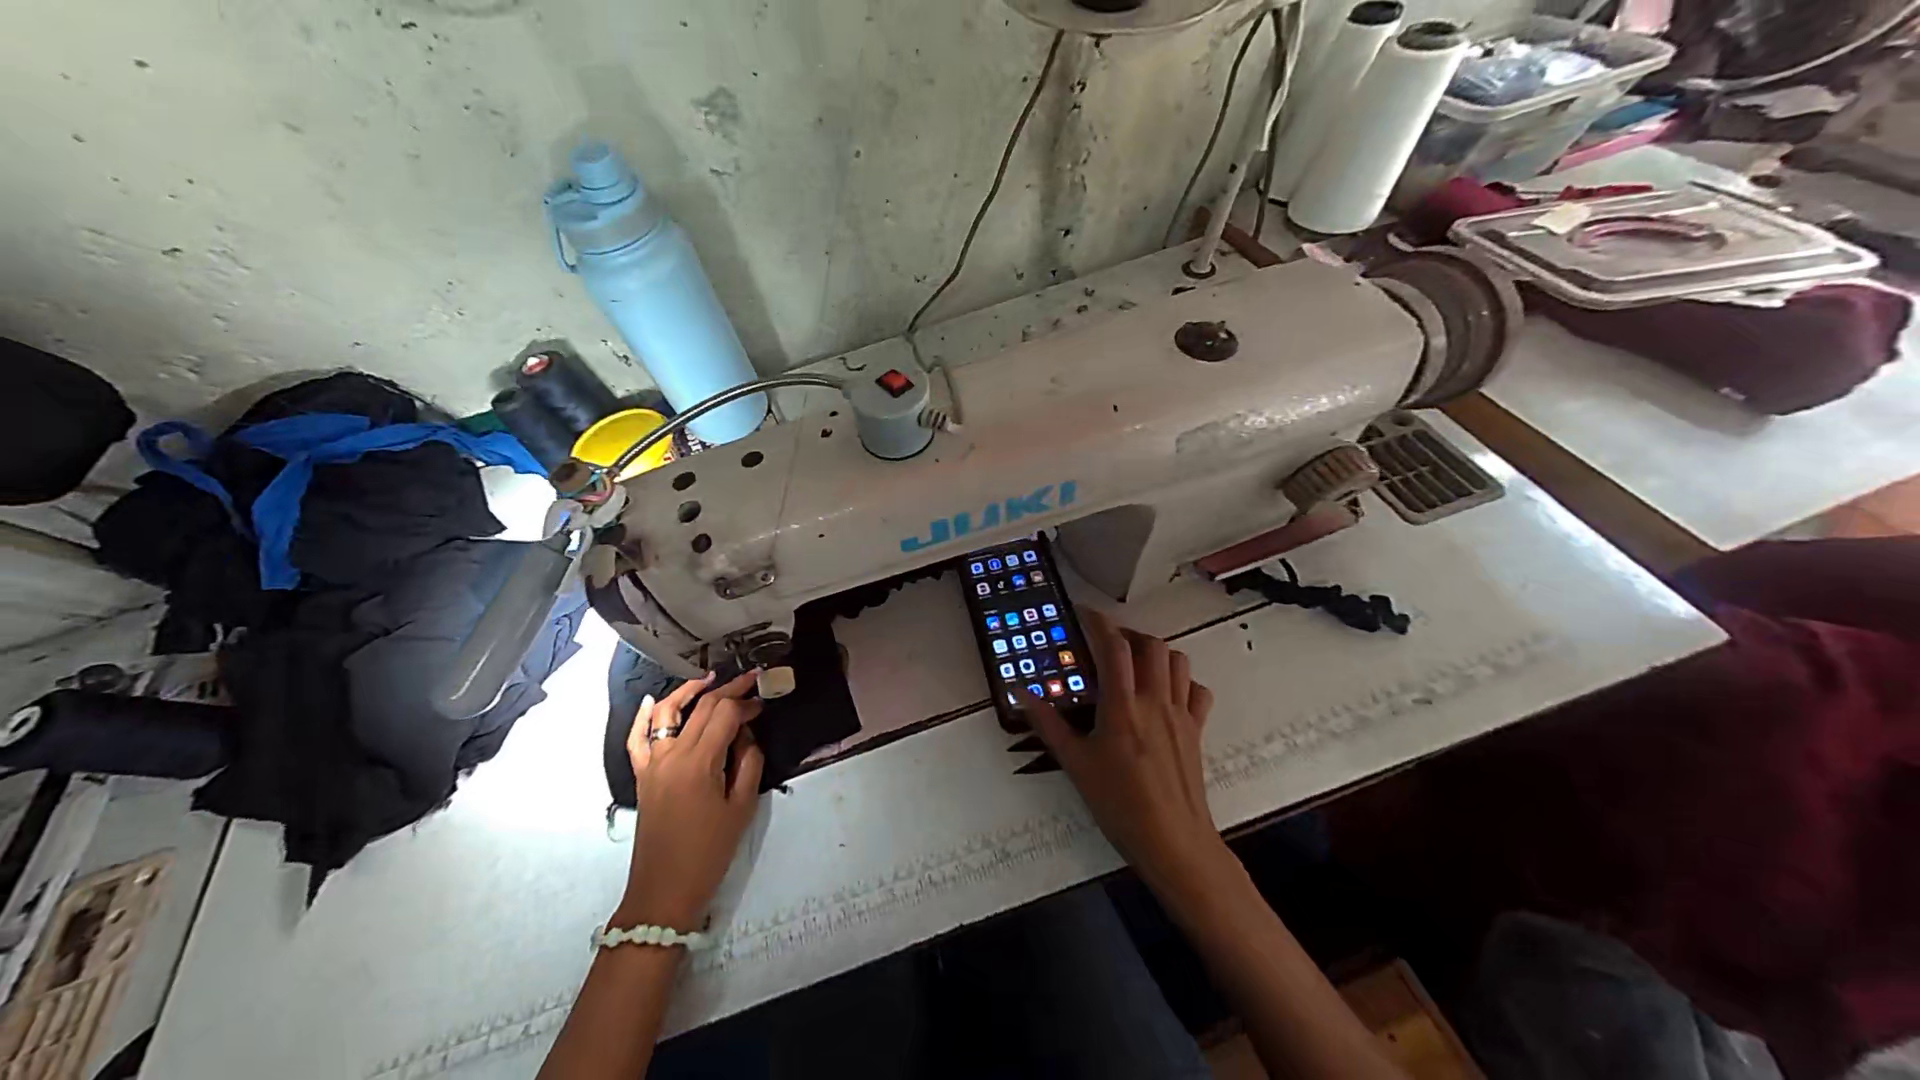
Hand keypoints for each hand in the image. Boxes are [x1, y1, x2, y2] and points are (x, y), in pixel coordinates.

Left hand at [616, 670, 765, 931]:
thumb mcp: (741, 807)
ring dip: (688, 692)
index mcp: (699, 762)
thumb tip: (747, 734)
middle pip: (701, 708)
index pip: (724, 715)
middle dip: (728, 690)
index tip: (764, 703)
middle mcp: (672, 755)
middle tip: (751, 680)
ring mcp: (652, 764)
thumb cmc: (709, 852)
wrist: (664, 890)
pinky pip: (638, 738)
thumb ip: (749, 763)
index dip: (746, 703)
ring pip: (667, 714)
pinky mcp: (642, 775)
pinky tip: (655, 701)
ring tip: (709, 679)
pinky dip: (645, 716)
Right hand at [1021, 610, 1223, 894]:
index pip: (1114, 647)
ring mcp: (1180, 713)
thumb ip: (1048, 724)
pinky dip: (1183, 680)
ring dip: (1156, 652)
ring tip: (1135, 662)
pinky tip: (1166, 692)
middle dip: (1128, 634)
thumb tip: (1023, 695)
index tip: (1085, 614)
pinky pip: (1197, 690)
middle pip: (1150, 644)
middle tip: (1108, 642)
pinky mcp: (1196, 729)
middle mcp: (1154, 701)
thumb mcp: (1075, 763)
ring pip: (1177, 660)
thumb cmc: (1120, 804)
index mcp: (1122, 706)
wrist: (1172, 839)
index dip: (1099, 622)